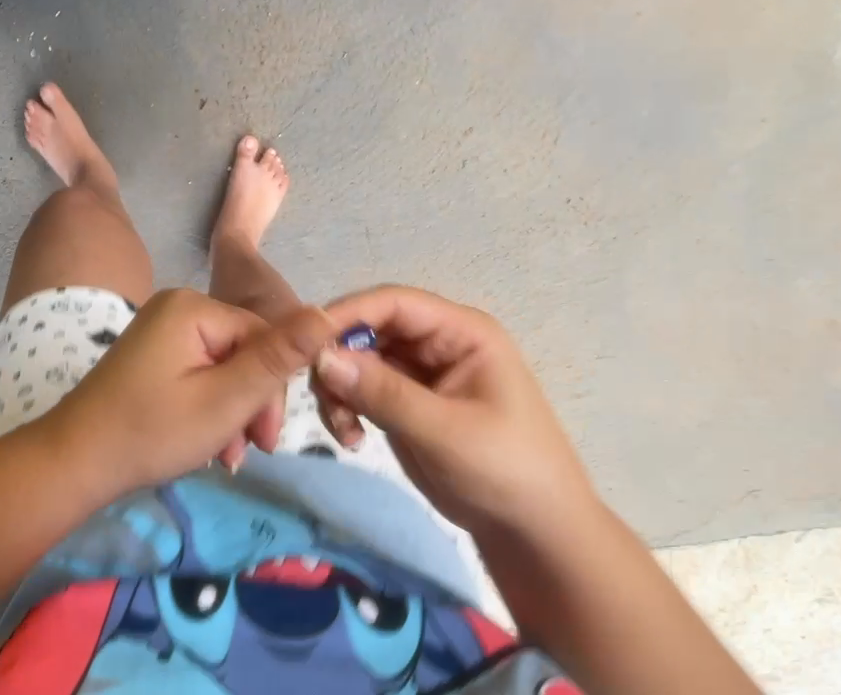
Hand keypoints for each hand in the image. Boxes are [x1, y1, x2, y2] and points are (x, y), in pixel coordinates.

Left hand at [41, 289, 336, 494]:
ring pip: (224, 367)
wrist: (76, 460)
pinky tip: (208, 443)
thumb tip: (329, 313)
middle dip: (252, 403)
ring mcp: (161, 328)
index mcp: (194, 306)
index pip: (265, 336)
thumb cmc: (153, 431)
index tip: (268, 439)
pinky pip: (199, 372)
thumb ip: (278, 358)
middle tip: (247, 451)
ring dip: (233, 412)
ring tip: (225, 455)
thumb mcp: (225, 399)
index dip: (275, 388)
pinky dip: (209, 407)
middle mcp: (178, 305)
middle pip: (244, 350)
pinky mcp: (153, 352)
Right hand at [313, 285, 596, 535]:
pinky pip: (360, 389)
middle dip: (338, 359)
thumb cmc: (506, 473)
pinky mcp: (404, 403)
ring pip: (357, 360)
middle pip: (369, 329)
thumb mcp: (445, 432)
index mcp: (461, 332)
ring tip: (343, 431)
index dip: (349, 315)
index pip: (393, 303)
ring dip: (338, 388)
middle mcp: (436, 343)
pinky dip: (345, 408)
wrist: (533, 537)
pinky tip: (351, 440)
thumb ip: (383, 392)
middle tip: (321, 398)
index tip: (307, 343)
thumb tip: (321, 358)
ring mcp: (419, 374)